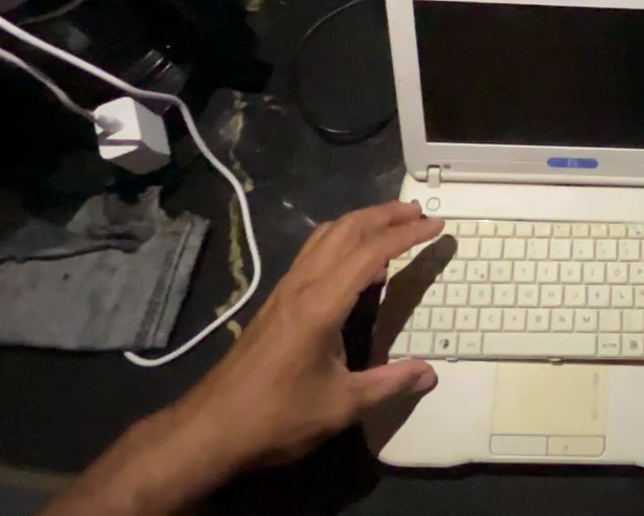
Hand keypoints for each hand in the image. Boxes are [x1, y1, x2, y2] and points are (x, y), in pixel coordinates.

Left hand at [170, 200, 444, 467]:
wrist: (207, 430)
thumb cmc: (275, 416)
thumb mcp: (341, 407)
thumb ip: (390, 385)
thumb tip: (430, 374)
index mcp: (323, 302)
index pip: (372, 251)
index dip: (408, 234)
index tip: (437, 225)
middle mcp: (304, 284)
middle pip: (348, 229)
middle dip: (386, 214)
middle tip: (419, 212)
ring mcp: (287, 288)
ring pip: (328, 234)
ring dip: (363, 221)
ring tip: (393, 225)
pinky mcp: (277, 299)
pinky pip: (315, 250)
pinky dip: (344, 239)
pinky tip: (357, 263)